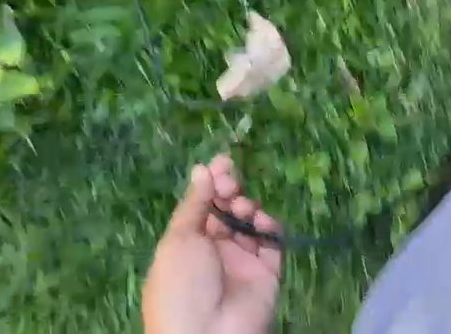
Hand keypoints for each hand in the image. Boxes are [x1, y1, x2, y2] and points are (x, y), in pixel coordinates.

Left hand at [142, 154, 281, 333]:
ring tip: (243, 209)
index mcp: (186, 247)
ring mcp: (242, 261)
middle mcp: (214, 252)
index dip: (211, 184)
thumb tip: (202, 169)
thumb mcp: (178, 242)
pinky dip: (269, 225)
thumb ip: (194, 205)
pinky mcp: (267, 269)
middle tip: (232, 182)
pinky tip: (262, 221)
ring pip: (250, 221)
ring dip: (247, 207)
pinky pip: (272, 239)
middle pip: (226, 211)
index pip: (202, 208)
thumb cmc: (182, 288)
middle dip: (230, 190)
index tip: (221, 162)